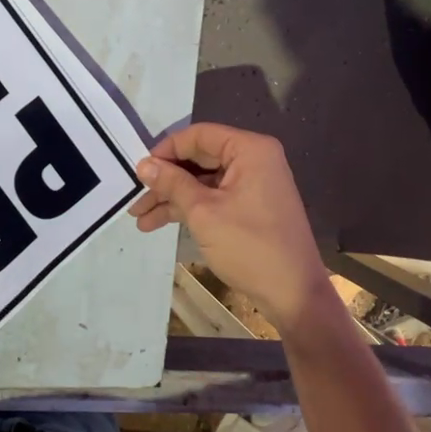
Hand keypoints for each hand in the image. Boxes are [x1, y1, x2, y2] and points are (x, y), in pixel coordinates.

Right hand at [129, 123, 335, 332]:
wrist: (294, 295)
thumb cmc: (250, 246)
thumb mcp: (203, 213)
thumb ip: (172, 183)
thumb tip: (143, 164)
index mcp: (250, 149)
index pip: (198, 136)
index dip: (166, 151)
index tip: (140, 171)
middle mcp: (254, 160)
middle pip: (199, 158)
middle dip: (165, 179)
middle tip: (136, 197)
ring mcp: (253, 184)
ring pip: (203, 181)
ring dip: (173, 197)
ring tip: (141, 218)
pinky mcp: (250, 206)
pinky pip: (214, 197)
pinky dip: (190, 208)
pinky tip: (160, 223)